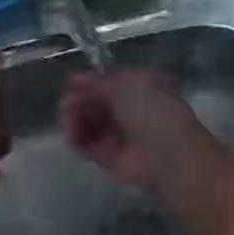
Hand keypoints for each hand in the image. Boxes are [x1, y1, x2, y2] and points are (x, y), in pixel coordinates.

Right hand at [58, 69, 221, 188]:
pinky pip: (87, 144)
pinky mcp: (109, 156)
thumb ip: (100, 82)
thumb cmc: (153, 110)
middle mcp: (131, 108)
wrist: (167, 152)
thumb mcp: (127, 85)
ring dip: (74, 119)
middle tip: (66, 104)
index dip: (91, 82)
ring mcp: (120, 133)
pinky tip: (70, 134)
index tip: (71, 82)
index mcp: (143, 86)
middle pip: (96, 102)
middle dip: (79, 101)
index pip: (111, 82)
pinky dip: (76, 138)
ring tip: (67, 119)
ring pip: (89, 123)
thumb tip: (75, 78)